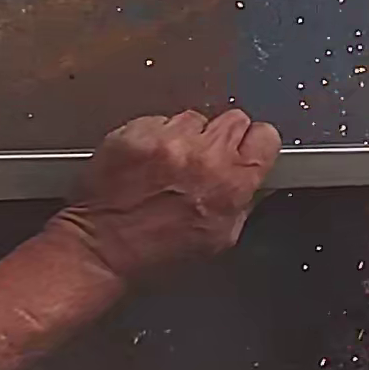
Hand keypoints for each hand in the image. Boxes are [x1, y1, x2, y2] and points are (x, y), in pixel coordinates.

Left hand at [45, 110, 280, 282]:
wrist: (103, 249)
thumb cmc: (159, 251)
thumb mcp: (222, 237)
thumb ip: (245, 201)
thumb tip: (256, 178)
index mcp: (232, 184)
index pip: (265, 136)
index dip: (256, 143)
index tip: (247, 150)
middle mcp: (204, 157)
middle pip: (234, 119)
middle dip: (223, 138)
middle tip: (206, 160)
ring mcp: (168, 141)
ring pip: (194, 117)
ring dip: (187, 137)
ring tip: (170, 164)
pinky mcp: (137, 133)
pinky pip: (159, 120)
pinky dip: (155, 137)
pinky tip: (147, 162)